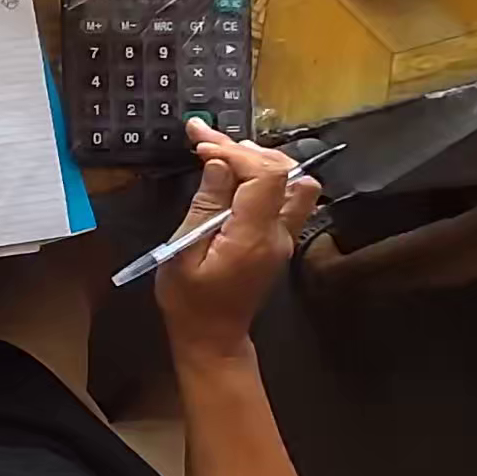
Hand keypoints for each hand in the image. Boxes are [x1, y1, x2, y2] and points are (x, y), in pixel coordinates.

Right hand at [155, 121, 319, 360]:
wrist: (211, 337)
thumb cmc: (188, 301)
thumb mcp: (182, 254)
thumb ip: (203, 208)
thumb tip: (216, 165)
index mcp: (252, 237)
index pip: (265, 176)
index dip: (234, 152)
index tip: (199, 145)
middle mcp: (278, 233)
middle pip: (286, 172)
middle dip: (245, 149)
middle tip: (206, 138)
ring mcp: (283, 237)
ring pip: (294, 182)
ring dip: (261, 160)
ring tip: (222, 151)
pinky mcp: (278, 239)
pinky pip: (284, 197)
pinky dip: (263, 176)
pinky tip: (233, 174)